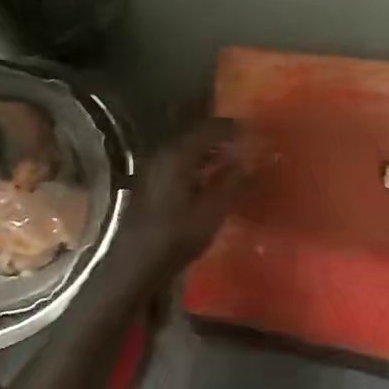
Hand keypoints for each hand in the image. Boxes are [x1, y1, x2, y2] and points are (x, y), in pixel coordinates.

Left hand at [109, 118, 252, 288]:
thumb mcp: (211, 212)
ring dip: (210, 151)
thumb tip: (249, 159)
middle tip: (247, 143)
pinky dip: (197, 163)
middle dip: (222, 137)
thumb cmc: (175, 237)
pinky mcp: (150, 181)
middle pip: (196, 136)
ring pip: (187, 149)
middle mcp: (162, 154)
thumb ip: (231, 183)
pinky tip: (211, 176)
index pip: (209, 129)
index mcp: (177, 155)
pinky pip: (179, 162)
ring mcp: (153, 167)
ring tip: (234, 159)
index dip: (232, 128)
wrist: (135, 261)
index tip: (254, 130)